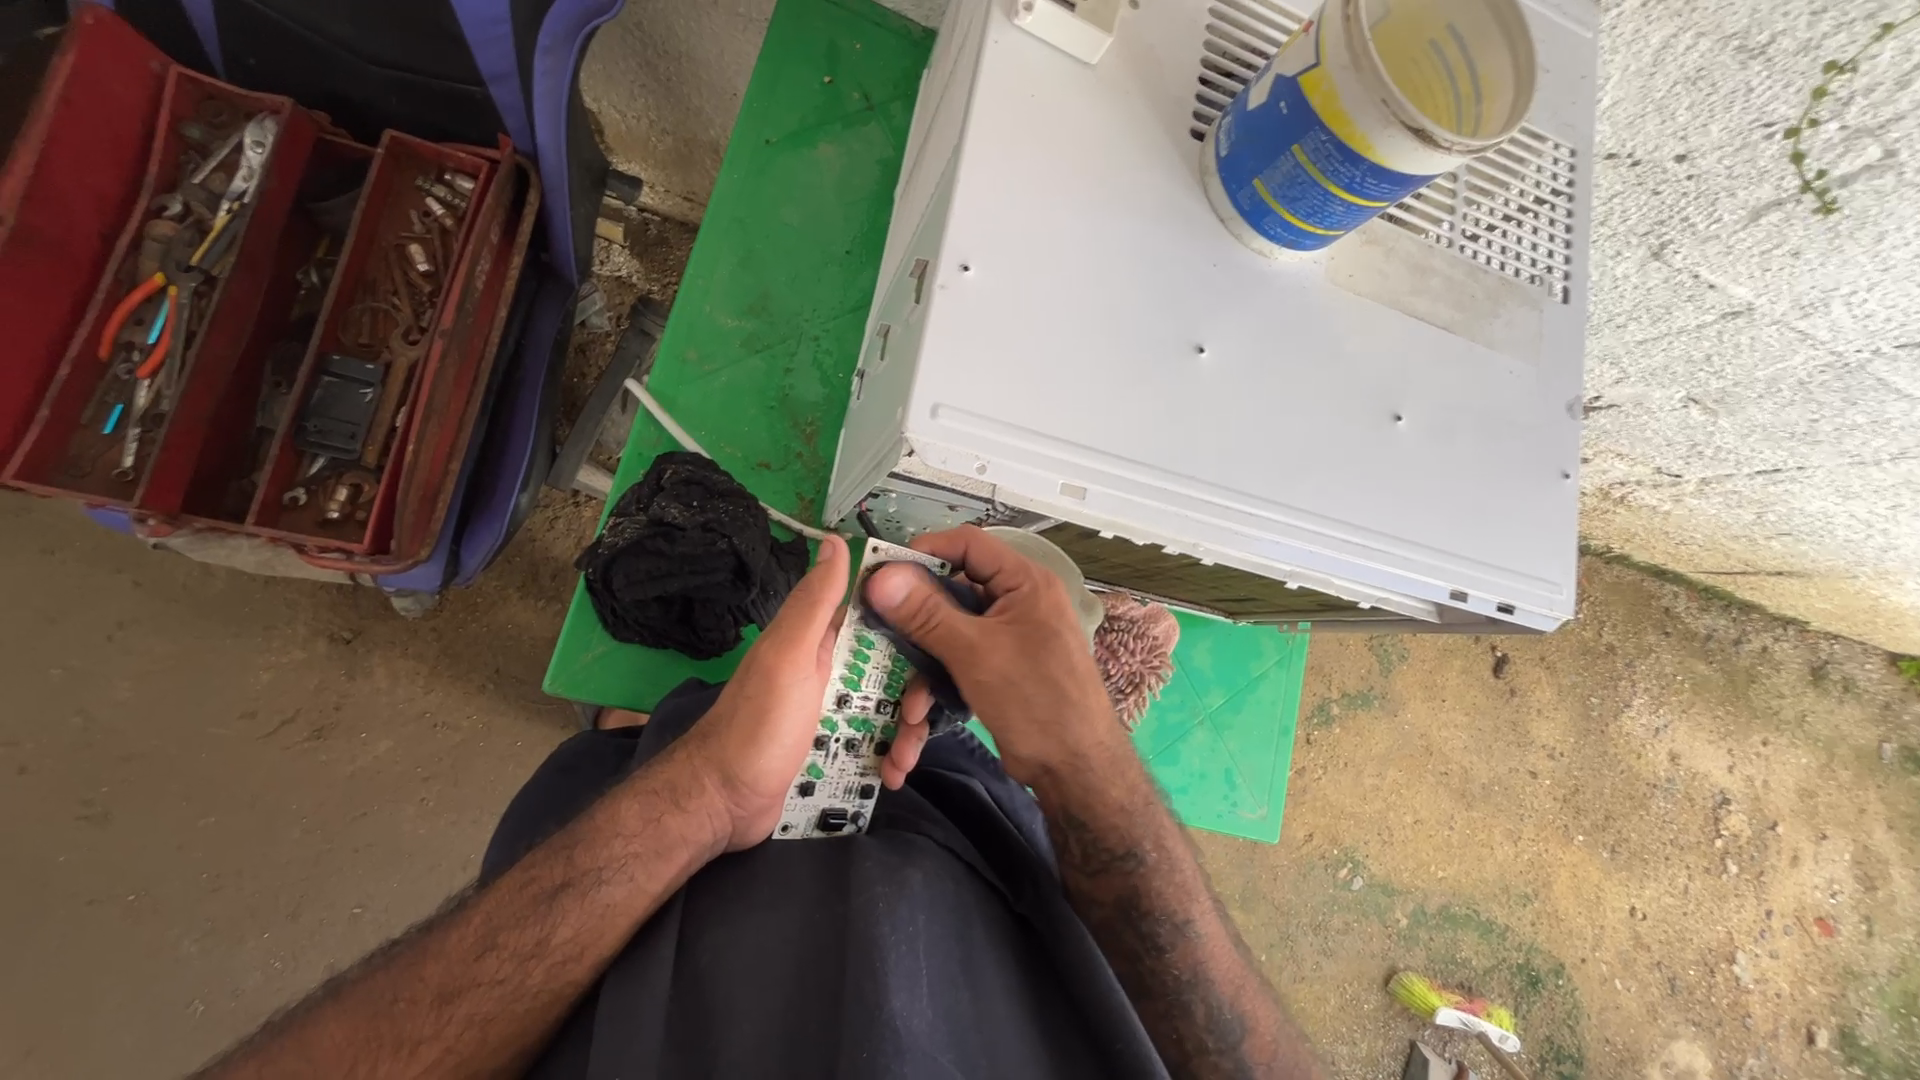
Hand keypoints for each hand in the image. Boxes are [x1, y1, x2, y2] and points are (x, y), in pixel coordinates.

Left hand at [667, 533, 932, 850]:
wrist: (724, 803)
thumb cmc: (758, 723)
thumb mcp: (789, 656)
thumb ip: (815, 602)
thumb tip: (834, 539)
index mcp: (823, 642)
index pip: (881, 618)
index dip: (912, 625)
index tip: (939, 644)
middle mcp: (833, 671)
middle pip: (895, 669)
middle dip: (915, 694)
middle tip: (916, 718)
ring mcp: (836, 712)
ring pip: (891, 709)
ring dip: (906, 733)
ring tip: (902, 760)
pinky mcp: (839, 748)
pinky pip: (878, 743)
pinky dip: (890, 757)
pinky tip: (892, 774)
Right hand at [864, 526, 1123, 787]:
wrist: (1076, 769)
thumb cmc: (1035, 699)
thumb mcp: (974, 652)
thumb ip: (926, 612)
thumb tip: (880, 575)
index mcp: (1023, 583)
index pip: (968, 545)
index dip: (924, 552)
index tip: (883, 574)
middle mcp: (1015, 604)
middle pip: (950, 596)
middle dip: (914, 627)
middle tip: (875, 637)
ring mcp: (1006, 640)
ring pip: (948, 638)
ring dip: (922, 673)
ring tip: (909, 711)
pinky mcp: (997, 672)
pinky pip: (957, 667)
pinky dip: (937, 691)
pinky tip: (919, 724)